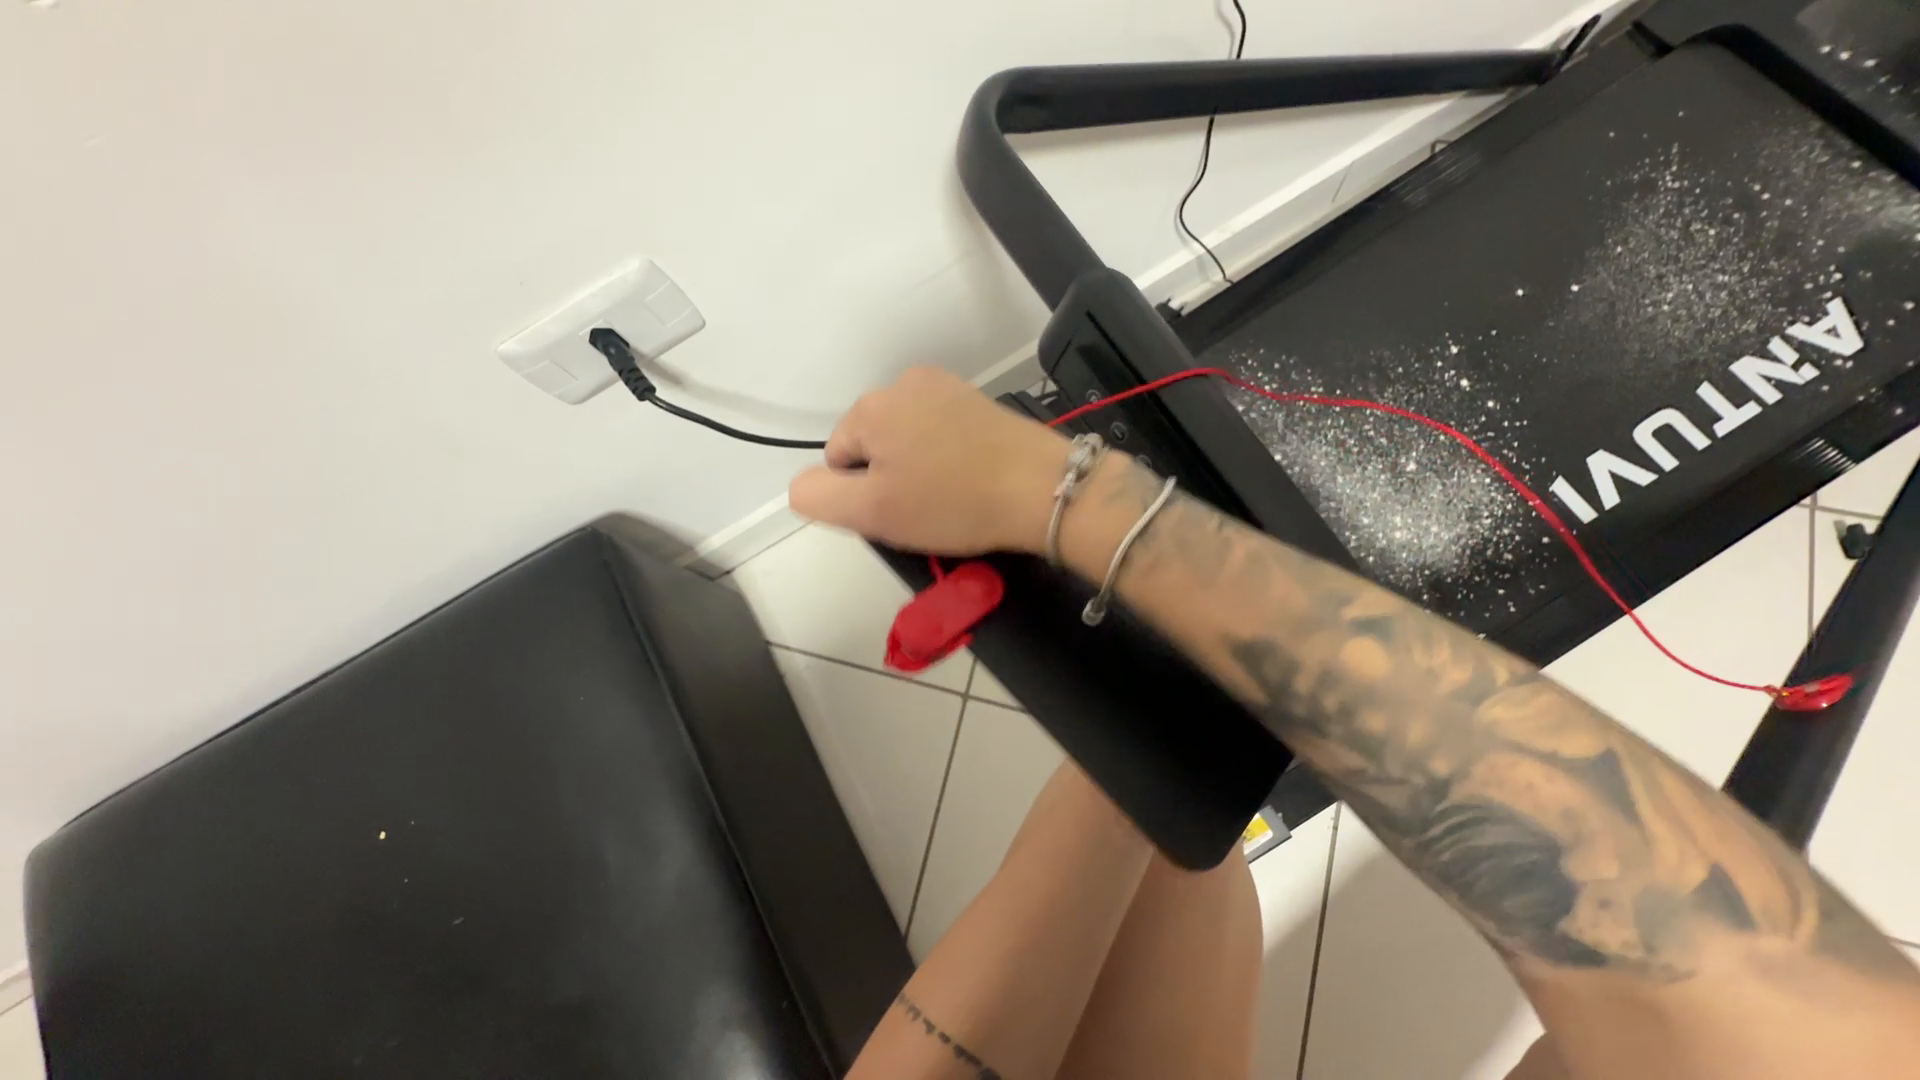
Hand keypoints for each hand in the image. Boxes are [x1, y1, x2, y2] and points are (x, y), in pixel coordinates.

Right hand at [789, 367, 1070, 555]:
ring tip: (951, 495)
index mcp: (871, 406)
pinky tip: (970, 477)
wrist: (1042, 488)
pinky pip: (940, 432)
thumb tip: (805, 483)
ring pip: (907, 439)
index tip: (899, 512)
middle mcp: (904, 383)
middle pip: (872, 444)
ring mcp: (945, 387)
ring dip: (917, 467)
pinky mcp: (977, 400)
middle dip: (889, 478)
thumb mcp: (873, 511)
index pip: (837, 459)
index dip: (861, 496)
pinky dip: (946, 457)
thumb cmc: (952, 502)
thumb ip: (819, 496)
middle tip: (925, 508)